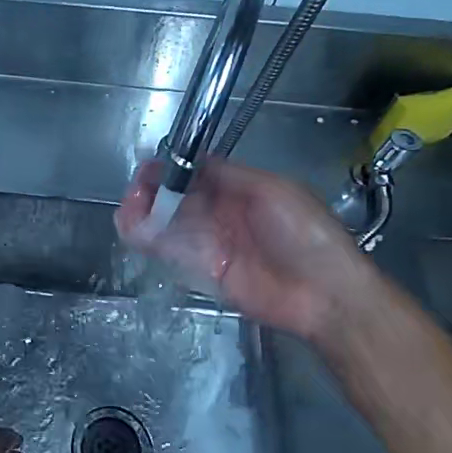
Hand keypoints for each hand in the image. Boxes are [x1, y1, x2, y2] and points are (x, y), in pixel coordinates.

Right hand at [116, 159, 374, 342]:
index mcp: (240, 190)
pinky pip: (173, 253)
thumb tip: (194, 159)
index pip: (197, 173)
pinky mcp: (205, 272)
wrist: (324, 293)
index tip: (150, 165)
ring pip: (170, 224)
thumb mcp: (273, 191)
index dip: (172, 167)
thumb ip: (230, 176)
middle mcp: (222, 214)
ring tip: (127, 209)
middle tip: (136, 190)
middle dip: (153, 190)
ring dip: (146, 214)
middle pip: (178, 198)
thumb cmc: (305, 234)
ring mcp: (212, 243)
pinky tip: (134, 231)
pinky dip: (151, 242)